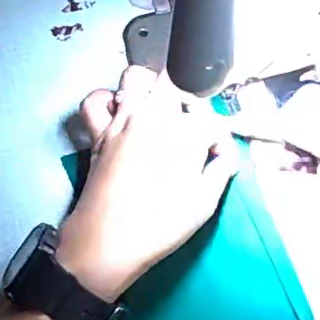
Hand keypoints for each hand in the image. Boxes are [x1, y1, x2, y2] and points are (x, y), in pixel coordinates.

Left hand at [56, 66, 238, 300]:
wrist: (108, 242)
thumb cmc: (162, 224)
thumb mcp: (206, 202)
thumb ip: (221, 169)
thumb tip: (223, 156)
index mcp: (186, 131)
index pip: (214, 123)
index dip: (220, 143)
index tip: (216, 162)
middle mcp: (153, 115)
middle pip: (176, 82)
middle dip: (189, 100)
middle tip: (190, 130)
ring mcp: (122, 119)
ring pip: (136, 78)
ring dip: (150, 88)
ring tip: (156, 113)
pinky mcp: (98, 131)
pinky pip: (95, 101)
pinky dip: (105, 101)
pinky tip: (117, 115)